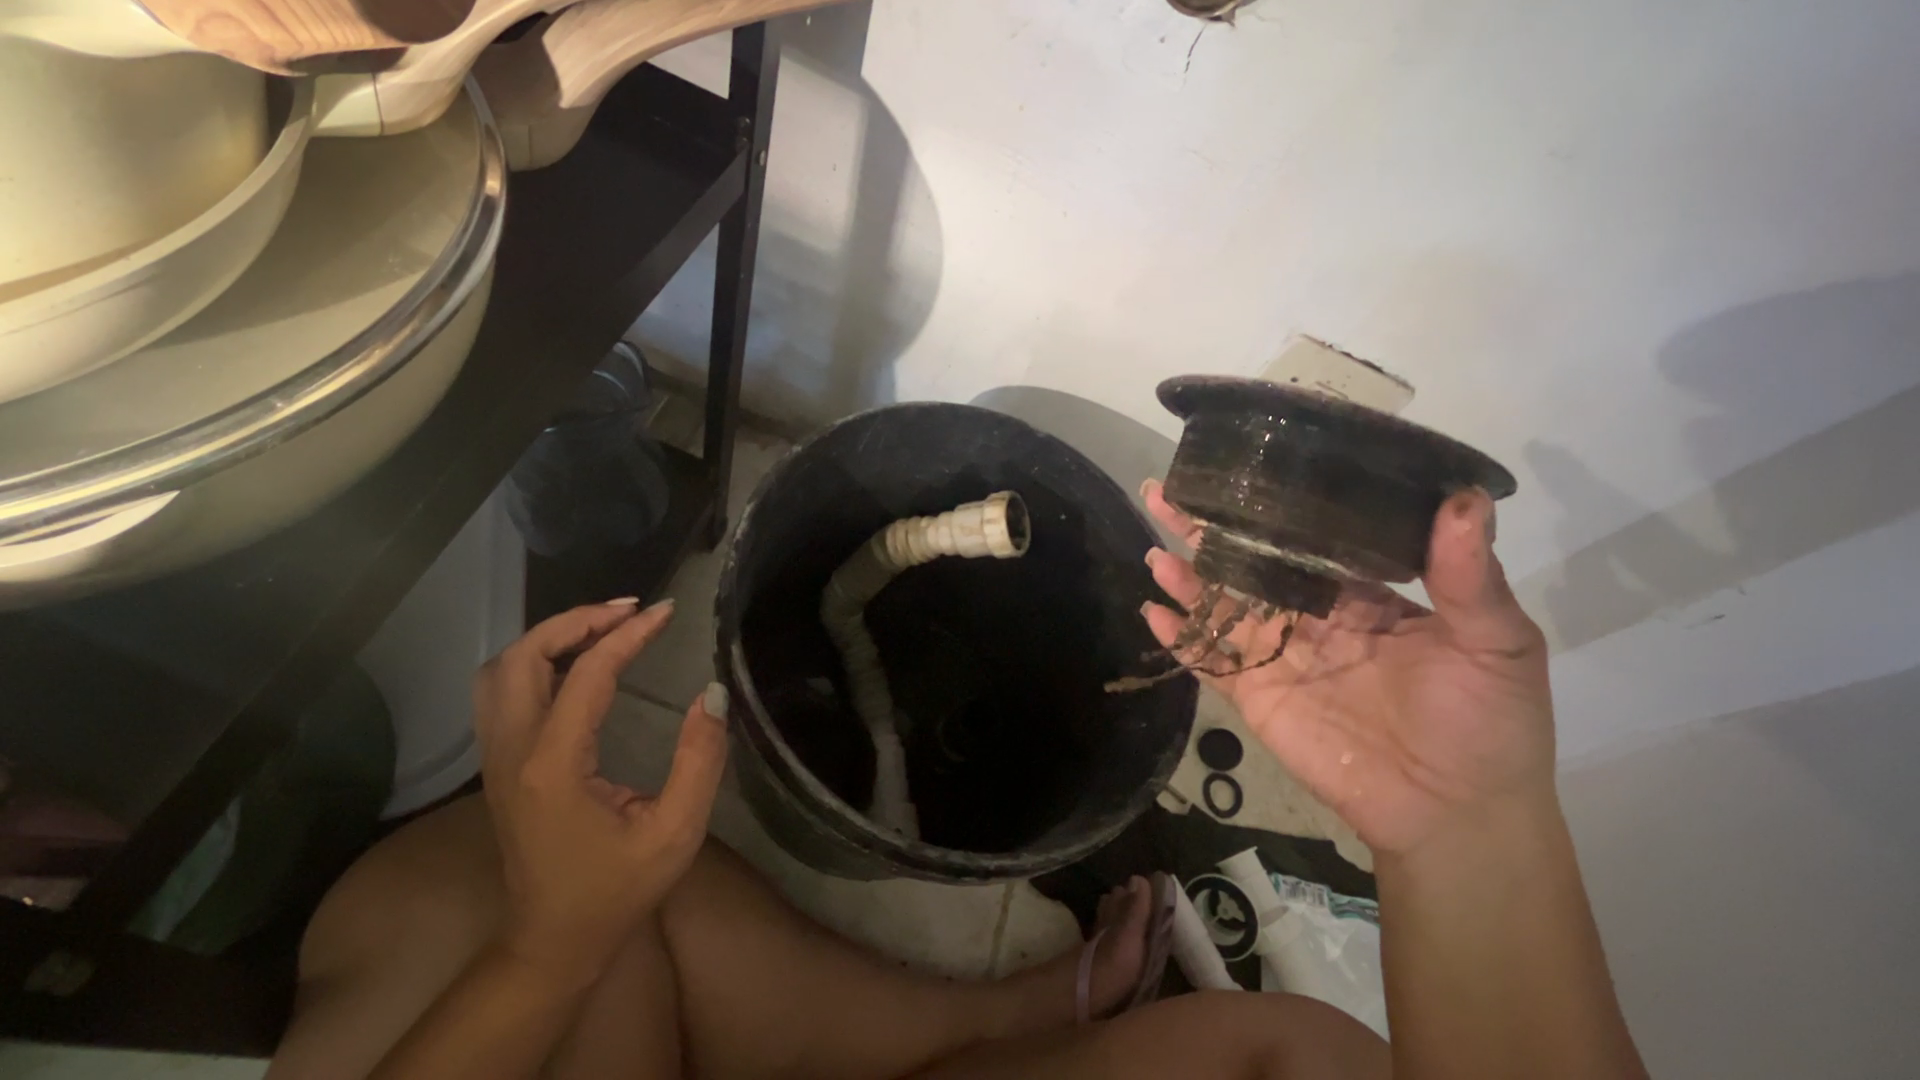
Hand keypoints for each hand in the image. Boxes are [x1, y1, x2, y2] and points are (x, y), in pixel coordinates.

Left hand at [473, 599, 727, 979]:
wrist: (552, 942)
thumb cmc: (617, 891)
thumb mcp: (675, 832)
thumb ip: (699, 760)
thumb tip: (712, 695)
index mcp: (553, 765)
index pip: (586, 674)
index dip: (628, 635)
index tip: (666, 612)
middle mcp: (512, 752)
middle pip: (523, 656)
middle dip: (576, 621)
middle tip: (629, 612)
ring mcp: (496, 758)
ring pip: (503, 669)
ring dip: (550, 636)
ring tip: (605, 627)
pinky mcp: (498, 765)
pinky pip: (503, 690)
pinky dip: (537, 659)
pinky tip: (577, 663)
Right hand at [1139, 480, 1553, 858]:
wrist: (1454, 813)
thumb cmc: (1488, 722)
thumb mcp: (1497, 641)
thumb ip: (1467, 576)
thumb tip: (1464, 497)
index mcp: (1364, 596)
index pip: (1309, 537)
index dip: (1273, 504)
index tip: (1242, 466)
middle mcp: (1314, 617)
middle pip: (1251, 564)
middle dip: (1208, 530)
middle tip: (1165, 492)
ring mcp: (1282, 658)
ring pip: (1222, 606)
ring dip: (1187, 578)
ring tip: (1153, 548)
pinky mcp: (1259, 698)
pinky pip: (1212, 664)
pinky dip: (1181, 640)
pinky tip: (1152, 611)